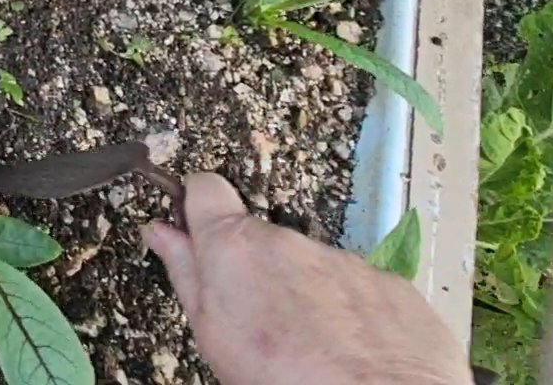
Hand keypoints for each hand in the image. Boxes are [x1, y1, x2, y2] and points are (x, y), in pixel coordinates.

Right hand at [144, 173, 472, 384]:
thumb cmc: (284, 377)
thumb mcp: (210, 331)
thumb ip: (184, 270)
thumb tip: (158, 231)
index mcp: (232, 243)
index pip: (205, 188)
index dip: (199, 203)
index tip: (200, 226)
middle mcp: (284, 239)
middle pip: (260, 238)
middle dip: (258, 267)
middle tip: (264, 317)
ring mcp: (342, 260)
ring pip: (311, 265)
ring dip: (308, 290)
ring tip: (316, 342)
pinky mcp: (393, 285)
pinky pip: (361, 287)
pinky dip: (356, 311)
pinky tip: (357, 350)